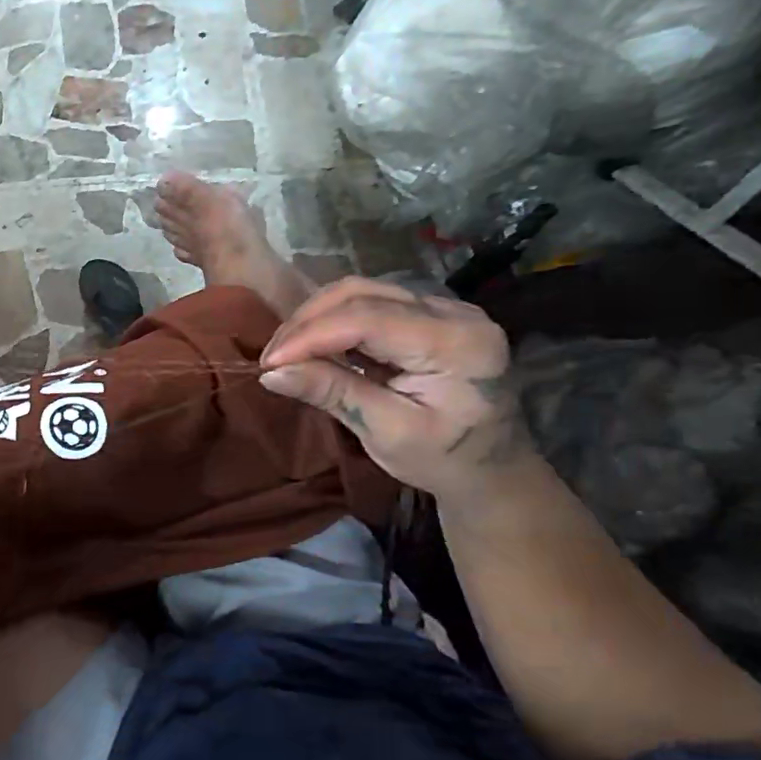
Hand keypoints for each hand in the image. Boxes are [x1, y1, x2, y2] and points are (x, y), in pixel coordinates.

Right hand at [259, 277, 536, 499]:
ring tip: (286, 353)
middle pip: (362, 293)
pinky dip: (331, 321)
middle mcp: (453, 312)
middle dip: (306, 322)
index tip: (269, 364)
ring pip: (361, 291)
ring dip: (314, 318)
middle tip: (272, 359)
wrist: (491, 467)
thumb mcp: (387, 432)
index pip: (367, 319)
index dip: (310, 336)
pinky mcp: (428, 315)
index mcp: (454, 343)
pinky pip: (370, 303)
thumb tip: (271, 374)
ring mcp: (443, 308)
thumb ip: (333, 394)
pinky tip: (312, 347)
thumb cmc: (443, 458)